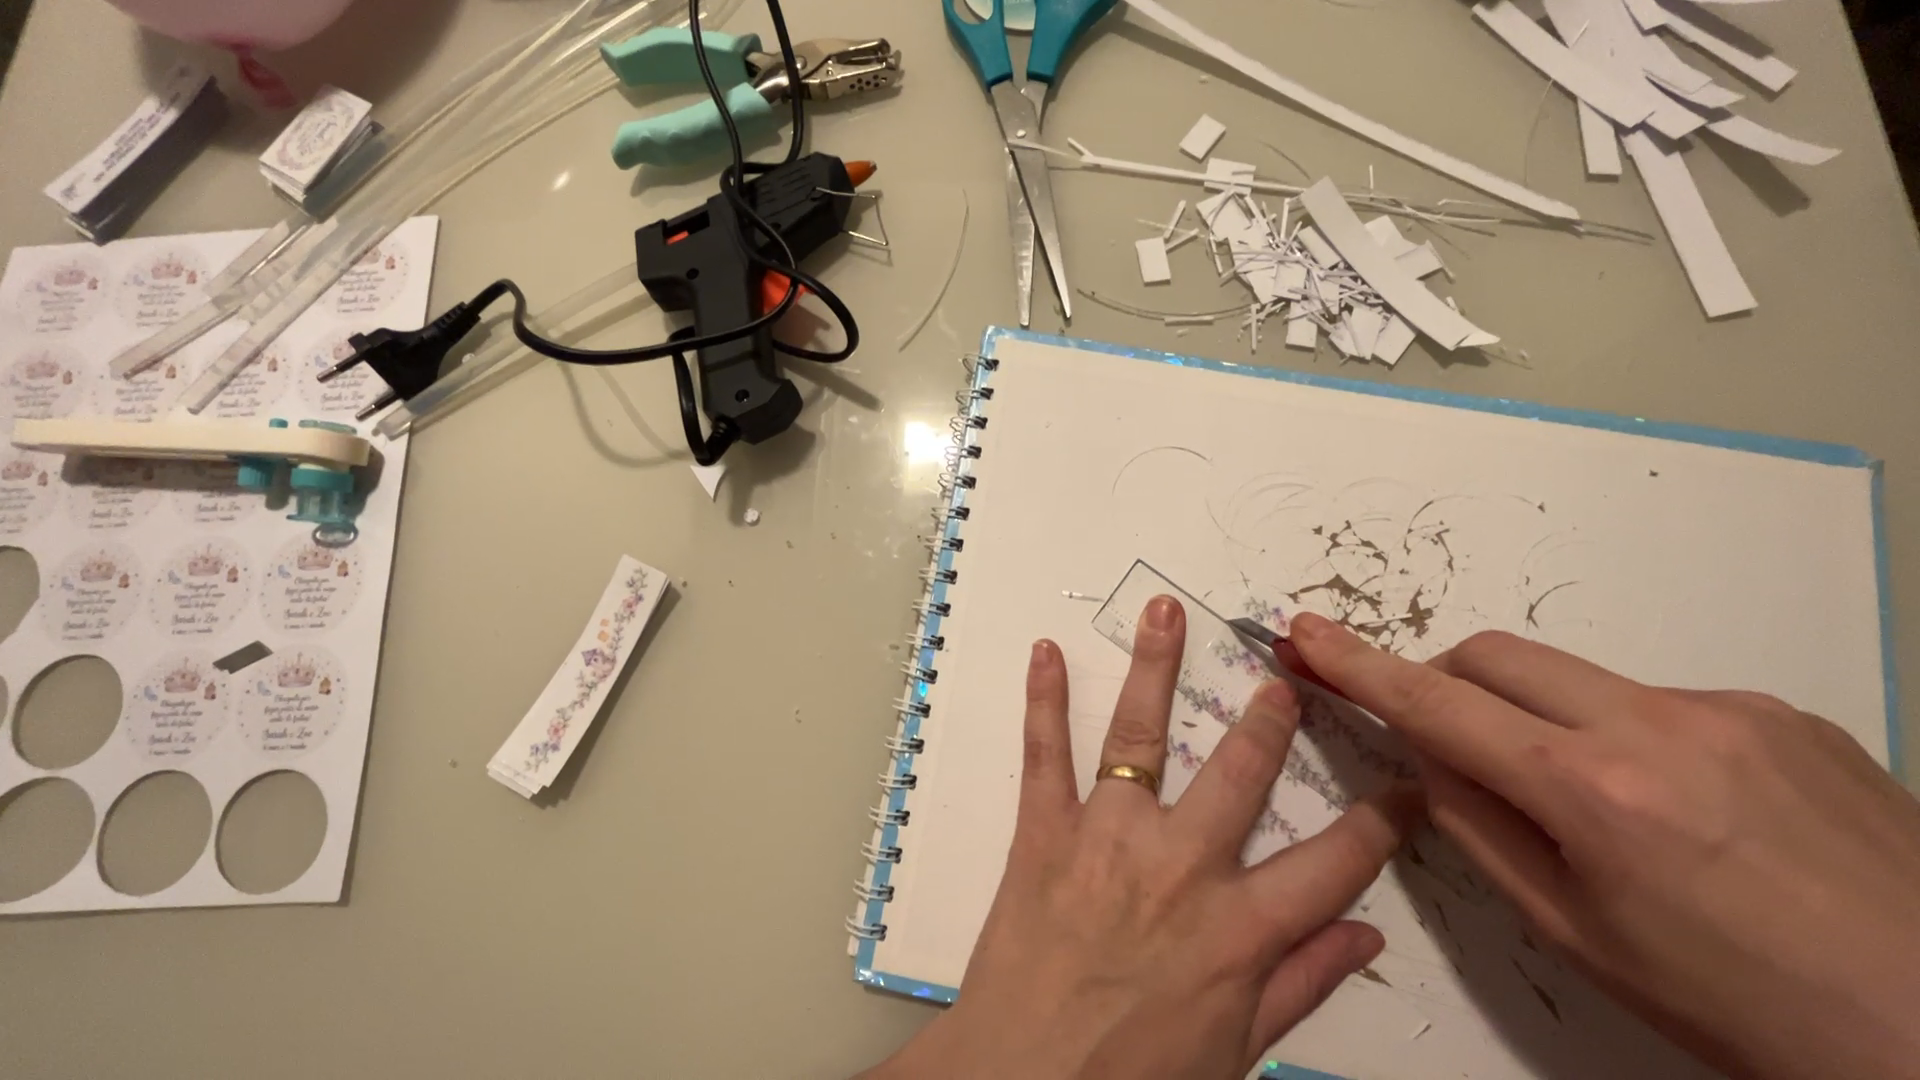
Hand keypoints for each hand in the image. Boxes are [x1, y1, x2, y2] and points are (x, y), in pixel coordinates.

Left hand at [861, 597, 1419, 1079]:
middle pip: (1238, 772)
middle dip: (1267, 719)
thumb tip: (1367, 934)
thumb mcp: (1238, 1050)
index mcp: (1240, 927)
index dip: (1383, 821)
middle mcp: (1180, 866)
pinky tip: (1046, 653)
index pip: (1336, 862)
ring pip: (1138, 736)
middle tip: (1285, 673)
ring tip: (1165, 610)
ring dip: (1154, 667)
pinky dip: (1044, 700)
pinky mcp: (1042, 834)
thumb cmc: (1134, 1078)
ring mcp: (1106, 839)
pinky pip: (1044, 755)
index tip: (1411, 779)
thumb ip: (1302, 984)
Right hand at [1288, 613, 1919, 1079]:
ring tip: (1593, 801)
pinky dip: (1624, 733)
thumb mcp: (1575, 933)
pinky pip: (1658, 699)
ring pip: (1574, 676)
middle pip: (1493, 655)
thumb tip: (1427, 751)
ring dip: (1541, 715)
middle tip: (1446, 741)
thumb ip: (1478, 825)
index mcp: (1593, 791)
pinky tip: (1683, 808)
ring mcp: (1729, 707)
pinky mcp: (1785, 712)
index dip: (1356, 665)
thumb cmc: (1738, 1006)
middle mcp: (1658, 723)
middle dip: (1444, 682)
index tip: (1303, 632)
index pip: (1434, 705)